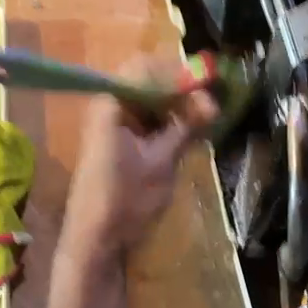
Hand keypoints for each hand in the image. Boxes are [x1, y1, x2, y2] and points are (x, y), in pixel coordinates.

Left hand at [63, 59, 218, 257]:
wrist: (95, 240)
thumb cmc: (124, 198)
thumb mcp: (161, 161)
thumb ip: (185, 127)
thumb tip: (212, 100)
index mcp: (111, 105)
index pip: (144, 68)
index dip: (176, 72)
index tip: (207, 85)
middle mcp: (109, 108)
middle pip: (148, 83)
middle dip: (181, 90)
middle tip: (212, 106)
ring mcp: (113, 126)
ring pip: (151, 103)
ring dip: (178, 108)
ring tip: (206, 121)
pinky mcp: (120, 143)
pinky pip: (148, 121)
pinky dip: (169, 123)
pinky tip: (190, 135)